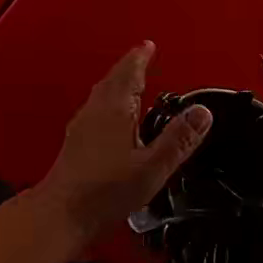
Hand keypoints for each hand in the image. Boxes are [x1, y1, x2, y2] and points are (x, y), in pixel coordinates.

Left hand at [38, 42, 211, 239]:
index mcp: (115, 108)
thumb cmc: (104, 192)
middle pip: (113, 79)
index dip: (140, 57)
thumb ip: (179, 139)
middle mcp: (95, 111)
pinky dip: (109, 103)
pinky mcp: (75, 144)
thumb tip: (203, 113)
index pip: (130, 72)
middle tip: (142, 58)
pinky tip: (113, 120)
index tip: (148, 45)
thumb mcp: (152, 167)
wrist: (60, 216)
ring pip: (102, 94)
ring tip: (131, 85)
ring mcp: (82, 126)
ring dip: (118, 84)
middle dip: (129, 67)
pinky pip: (96, 110)